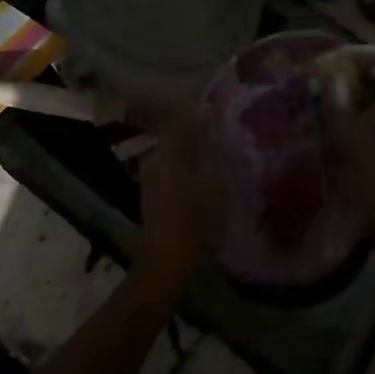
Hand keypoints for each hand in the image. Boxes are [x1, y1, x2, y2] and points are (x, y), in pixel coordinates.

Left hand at [137, 107, 220, 276]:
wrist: (166, 262)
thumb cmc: (194, 222)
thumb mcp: (210, 181)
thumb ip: (206, 145)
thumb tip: (203, 111)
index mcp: (167, 152)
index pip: (180, 116)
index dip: (199, 112)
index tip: (220, 112)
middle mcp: (154, 158)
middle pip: (175, 133)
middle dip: (197, 130)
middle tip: (224, 133)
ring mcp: (150, 175)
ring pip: (173, 150)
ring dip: (193, 149)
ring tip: (218, 153)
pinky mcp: (153, 191)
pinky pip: (172, 166)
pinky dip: (187, 164)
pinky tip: (204, 174)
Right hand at [323, 47, 374, 233]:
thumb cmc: (367, 167)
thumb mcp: (341, 126)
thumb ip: (334, 92)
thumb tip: (329, 72)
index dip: (353, 54)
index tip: (327, 63)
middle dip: (360, 71)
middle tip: (332, 78)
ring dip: (367, 90)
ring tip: (338, 98)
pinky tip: (354, 120)